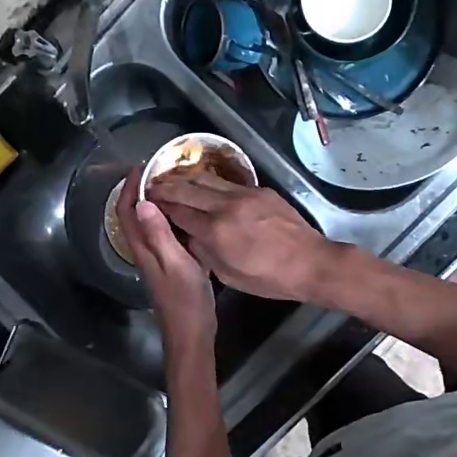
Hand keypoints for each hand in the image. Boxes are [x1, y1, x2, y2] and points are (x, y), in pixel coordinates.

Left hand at [117, 167, 215, 355]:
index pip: (128, 212)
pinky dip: (173, 221)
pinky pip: (167, 236)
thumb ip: (160, 234)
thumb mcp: (176, 263)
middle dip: (143, 192)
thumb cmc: (185, 300)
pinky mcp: (171, 267)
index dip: (130, 188)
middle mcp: (146, 252)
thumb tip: (144, 203)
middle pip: (136, 217)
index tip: (142, 167)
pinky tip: (191, 218)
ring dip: (159, 205)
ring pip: (152, 226)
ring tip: (177, 189)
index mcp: (143, 249)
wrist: (192, 334)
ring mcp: (158, 261)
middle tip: (163, 173)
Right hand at [146, 171, 341, 302]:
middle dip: (166, 186)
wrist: (310, 262)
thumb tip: (188, 235)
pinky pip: (228, 183)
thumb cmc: (269, 278)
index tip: (146, 203)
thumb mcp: (228, 274)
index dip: (158, 206)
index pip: (177, 212)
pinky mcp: (261, 191)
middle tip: (152, 186)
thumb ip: (203, 251)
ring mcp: (245, 195)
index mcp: (215, 231)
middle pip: (187, 188)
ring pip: (207, 179)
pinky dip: (212, 184)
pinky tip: (207, 187)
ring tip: (175, 181)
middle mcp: (226, 207)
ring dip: (187, 179)